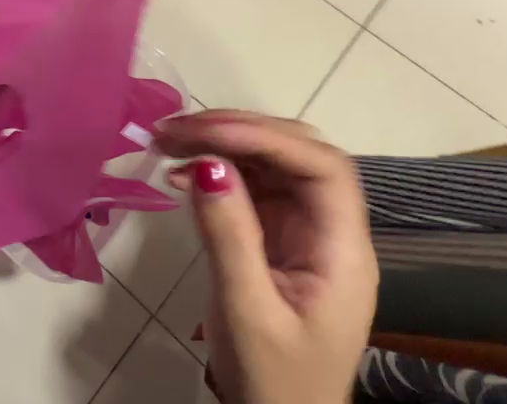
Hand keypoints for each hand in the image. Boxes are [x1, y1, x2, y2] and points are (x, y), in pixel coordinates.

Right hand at [157, 112, 377, 403]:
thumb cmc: (272, 376)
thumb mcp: (246, 308)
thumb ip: (229, 235)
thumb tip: (206, 163)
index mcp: (342, 251)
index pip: (322, 168)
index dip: (264, 138)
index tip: (199, 133)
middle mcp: (329, 230)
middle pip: (299, 154)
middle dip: (238, 129)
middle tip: (173, 130)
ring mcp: (302, 231)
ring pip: (272, 162)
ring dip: (220, 142)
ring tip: (165, 141)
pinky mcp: (274, 235)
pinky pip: (250, 183)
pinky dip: (213, 167)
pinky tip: (178, 173)